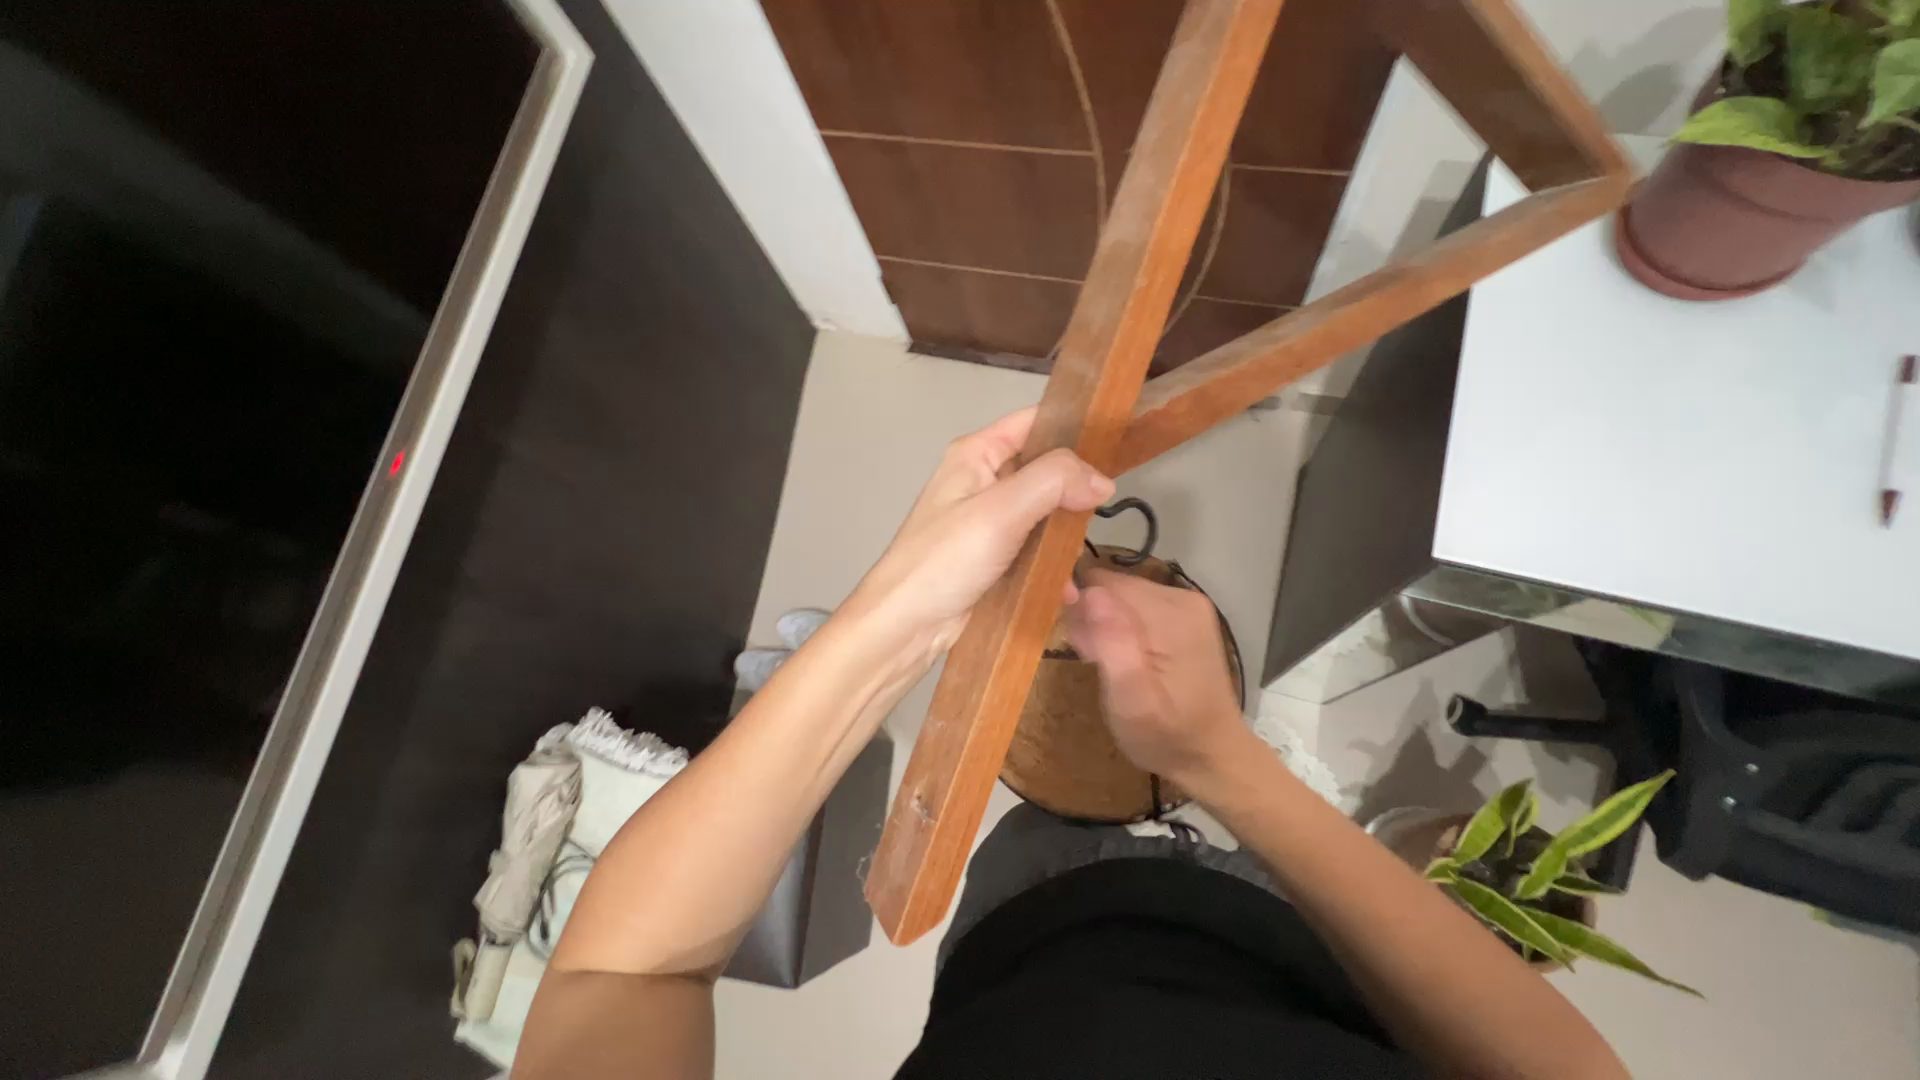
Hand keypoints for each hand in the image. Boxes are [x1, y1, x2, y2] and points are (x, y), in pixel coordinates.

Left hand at [841, 407, 1113, 666]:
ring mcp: (987, 520)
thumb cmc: (945, 560)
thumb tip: (1103, 480)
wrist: (904, 626)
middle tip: (1103, 512)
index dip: (1075, 428)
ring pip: (1043, 512)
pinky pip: (1033, 548)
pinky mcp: (992, 557)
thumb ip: (1053, 482)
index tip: (1119, 447)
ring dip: (1065, 534)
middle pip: (1044, 469)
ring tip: (1081, 557)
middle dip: (1075, 490)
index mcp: (976, 454)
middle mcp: (982, 480)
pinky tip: (1065, 588)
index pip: (1035, 422)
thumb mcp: (1001, 511)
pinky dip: (1050, 564)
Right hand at [1064, 568, 1248, 785]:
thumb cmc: (1167, 736)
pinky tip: (1122, 660)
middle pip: (1112, 587)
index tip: (1081, 648)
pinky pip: (1133, 607)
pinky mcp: (1182, 616)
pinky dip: (1118, 629)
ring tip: (1108, 665)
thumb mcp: (1131, 702)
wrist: (1212, 756)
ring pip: (1119, 596)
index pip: (1103, 584)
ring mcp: (1185, 605)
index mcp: (1171, 615)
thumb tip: (1088, 593)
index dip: (1080, 610)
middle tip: (1094, 662)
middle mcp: (1182, 598)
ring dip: (1103, 626)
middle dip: (1091, 619)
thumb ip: (1111, 644)